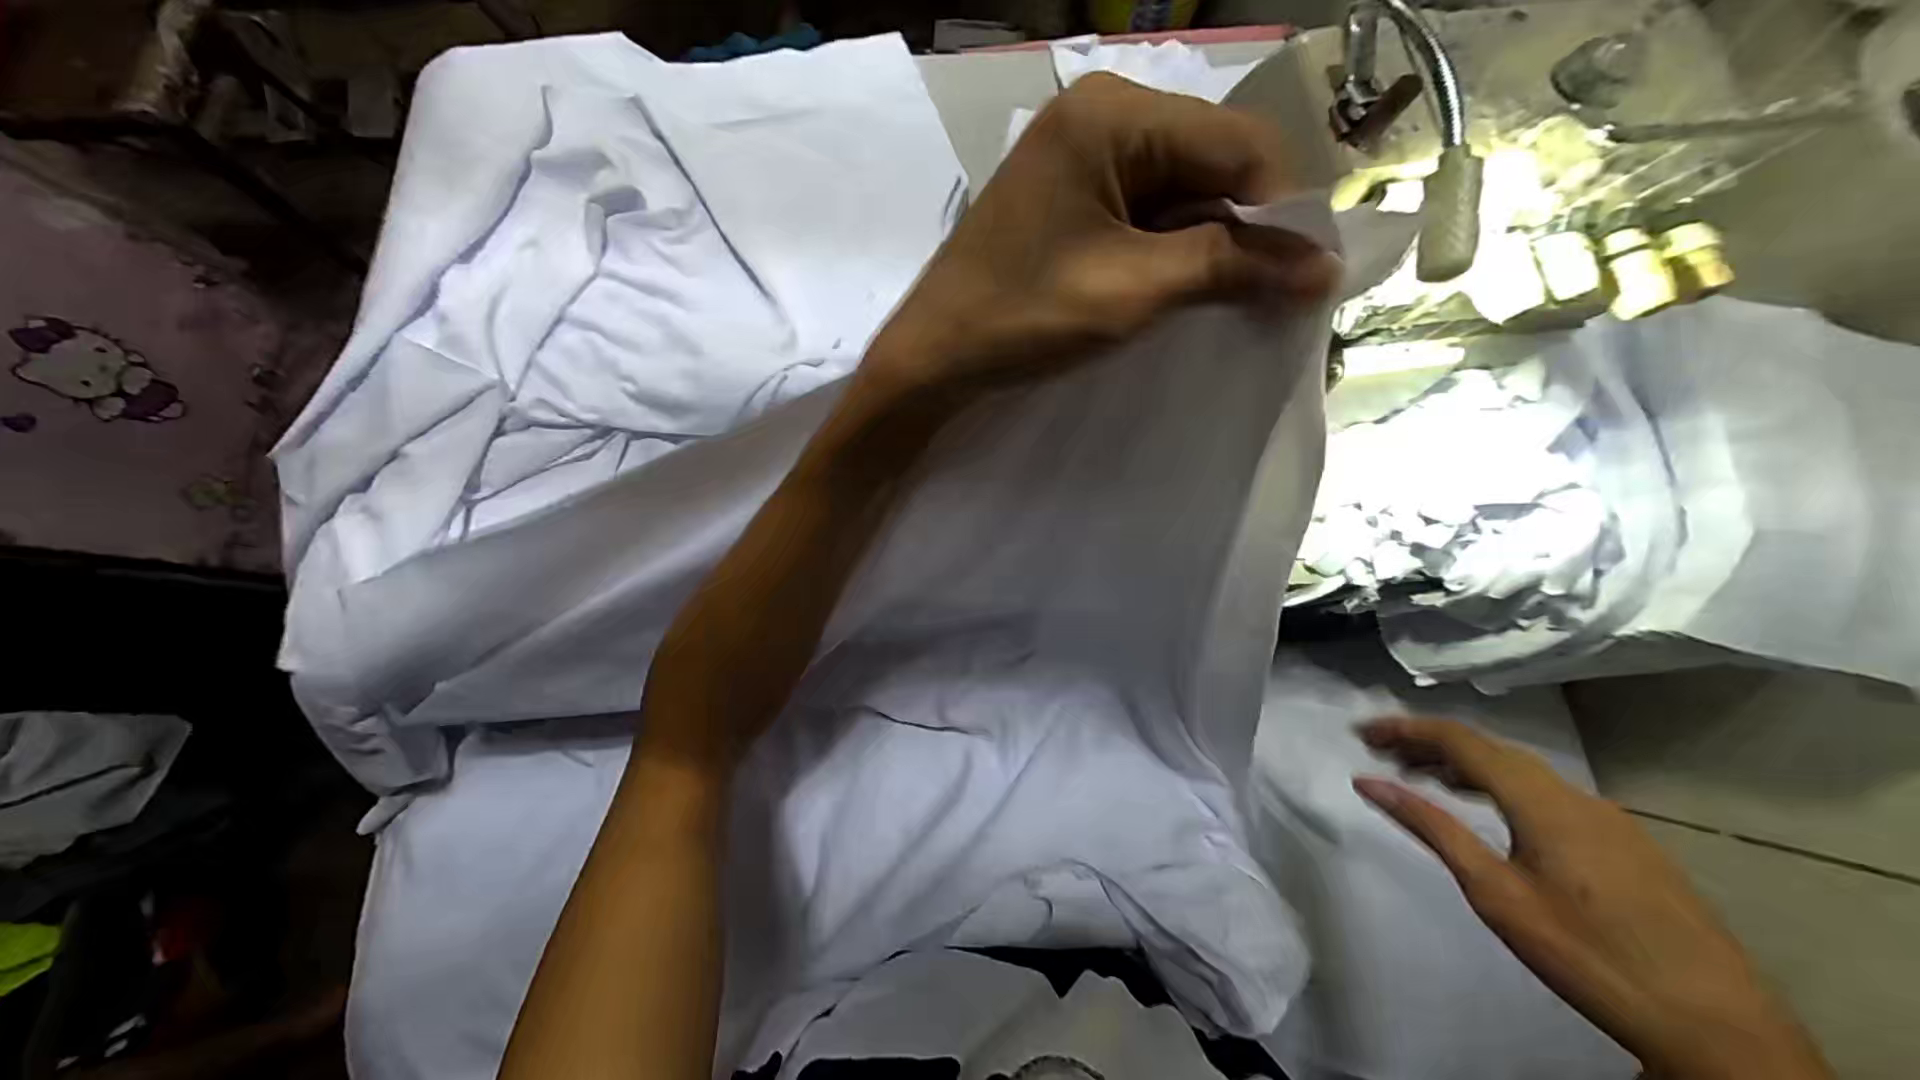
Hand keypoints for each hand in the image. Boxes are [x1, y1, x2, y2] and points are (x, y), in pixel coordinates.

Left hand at [860, 72, 1338, 404]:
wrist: (933, 359)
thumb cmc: (1024, 316)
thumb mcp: (1136, 289)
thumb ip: (1232, 266)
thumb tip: (1325, 266)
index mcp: (1113, 114)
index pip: (1238, 142)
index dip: (1282, 207)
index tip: (1309, 275)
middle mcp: (1099, 117)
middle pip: (1210, 162)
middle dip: (1246, 229)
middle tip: (1276, 295)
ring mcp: (1079, 158)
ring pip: (1180, 192)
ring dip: (1211, 245)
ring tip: (1234, 300)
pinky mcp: (1068, 198)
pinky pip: (1143, 214)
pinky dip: (1171, 251)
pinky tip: (1184, 289)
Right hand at [1353, 717, 1833, 1079]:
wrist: (1715, 1025)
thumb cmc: (1586, 953)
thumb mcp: (1495, 892)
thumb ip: (1431, 827)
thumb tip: (1369, 782)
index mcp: (1541, 800)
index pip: (1460, 740)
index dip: (1406, 728)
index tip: (1362, 731)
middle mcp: (1575, 794)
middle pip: (1490, 748)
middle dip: (1430, 743)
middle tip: (1381, 753)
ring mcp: (1607, 817)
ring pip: (1521, 770)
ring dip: (1465, 765)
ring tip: (1422, 776)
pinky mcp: (1625, 842)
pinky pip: (1546, 792)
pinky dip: (1500, 786)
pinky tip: (1488, 810)